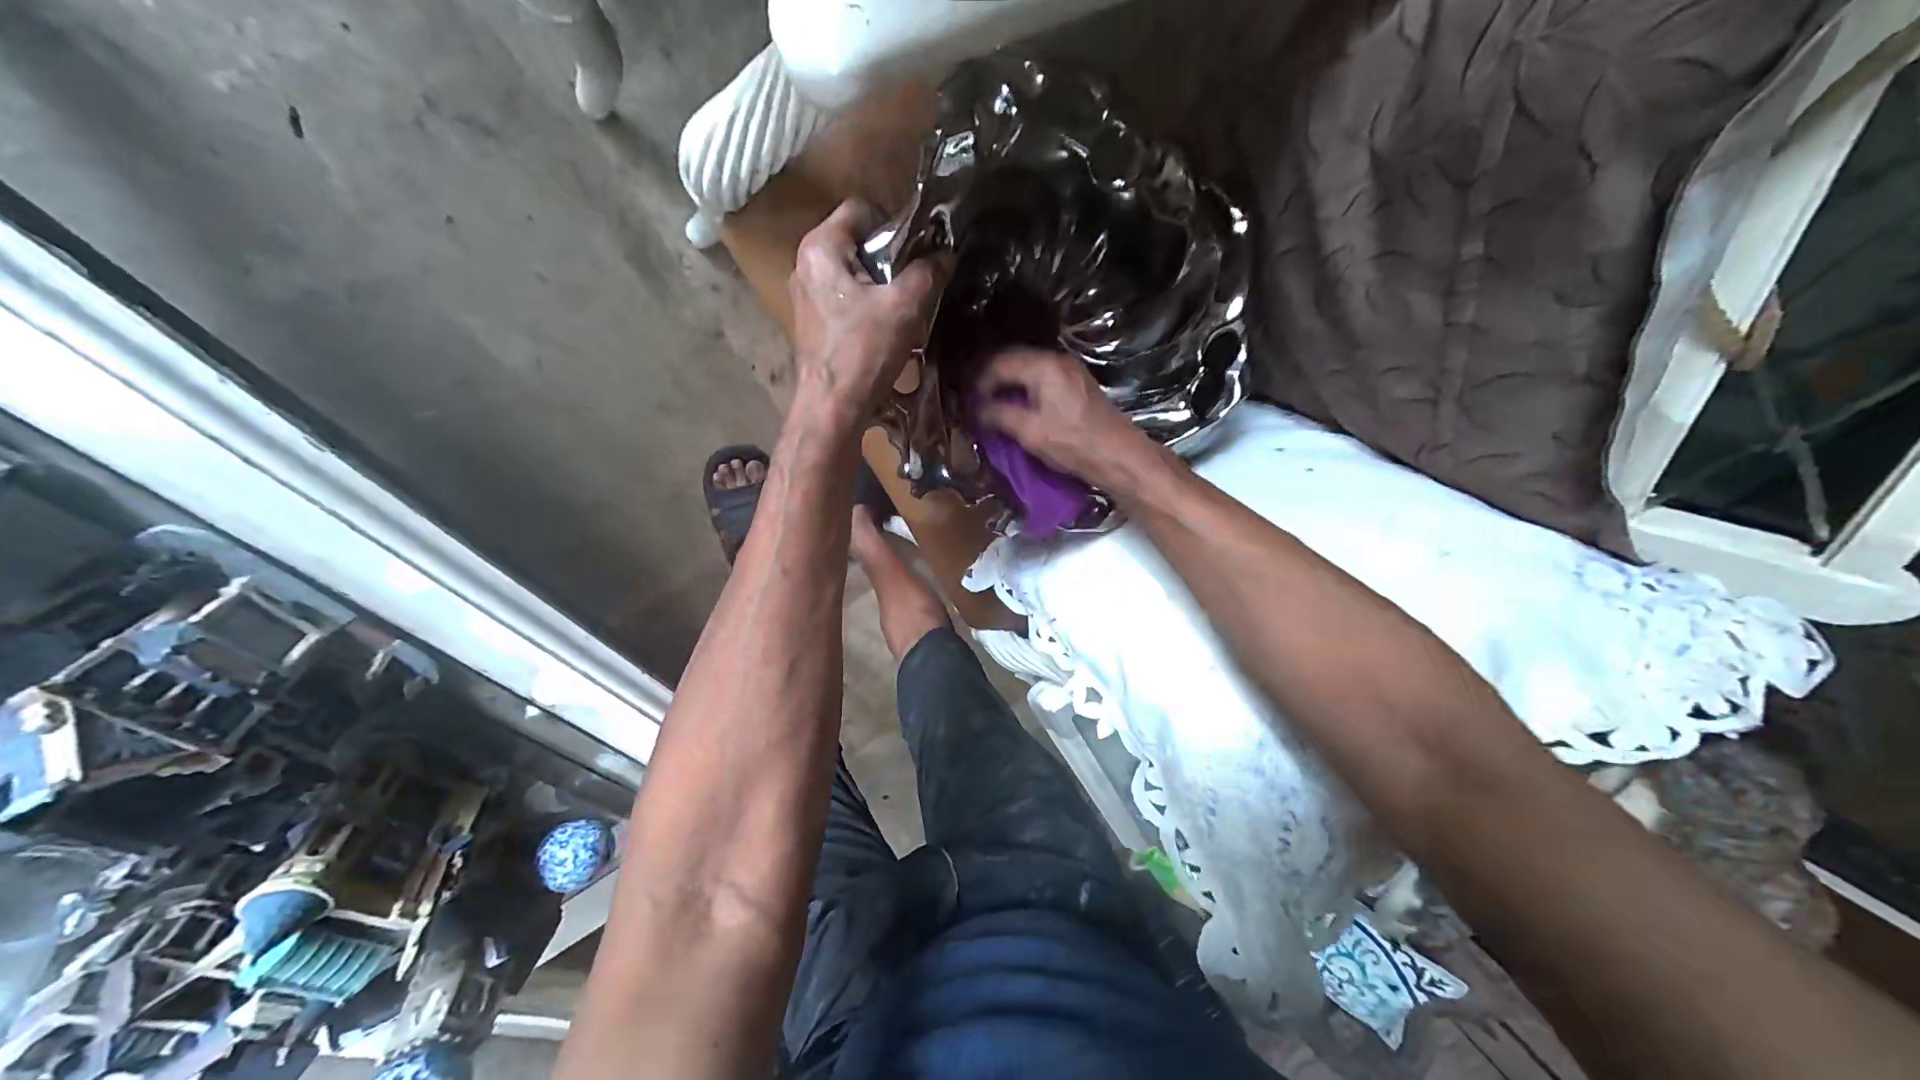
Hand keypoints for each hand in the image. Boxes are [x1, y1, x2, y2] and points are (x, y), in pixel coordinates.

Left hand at [789, 200, 946, 429]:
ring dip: (879, 283)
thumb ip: (928, 272)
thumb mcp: (905, 306)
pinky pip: (843, 296)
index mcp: (820, 247)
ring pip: (851, 271)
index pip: (861, 208)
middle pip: (856, 241)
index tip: (916, 251)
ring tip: (902, 307)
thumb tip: (946, 255)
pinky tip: (882, 327)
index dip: (894, 223)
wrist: (832, 407)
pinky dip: (865, 303)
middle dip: (889, 257)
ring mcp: (804, 295)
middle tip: (914, 281)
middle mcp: (804, 264)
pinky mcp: (810, 321)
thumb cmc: (863, 352)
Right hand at [975, 348, 1156, 489]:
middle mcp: (1057, 360)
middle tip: (977, 401)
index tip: (968, 401)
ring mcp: (1070, 370)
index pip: (1000, 363)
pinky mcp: (1077, 384)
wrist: (1118, 455)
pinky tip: (1019, 407)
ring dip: (1010, 385)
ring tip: (994, 406)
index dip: (980, 381)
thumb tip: (978, 409)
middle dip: (993, 380)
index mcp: (1044, 366)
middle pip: (1015, 361)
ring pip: (1029, 369)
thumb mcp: (1030, 432)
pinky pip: (1043, 378)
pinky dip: (1026, 389)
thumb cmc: (1073, 443)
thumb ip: (999, 415)